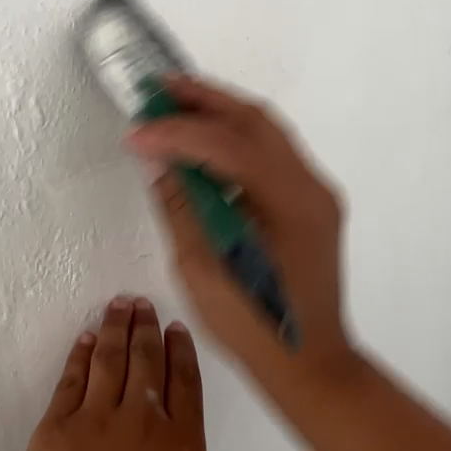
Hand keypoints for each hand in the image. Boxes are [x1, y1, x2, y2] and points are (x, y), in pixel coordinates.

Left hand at [4, 296, 221, 450]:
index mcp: (183, 448)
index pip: (186, 384)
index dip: (181, 352)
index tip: (175, 329)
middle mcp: (144, 422)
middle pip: (148, 360)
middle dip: (146, 327)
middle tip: (142, 305)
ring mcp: (98, 418)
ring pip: (111, 358)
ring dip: (116, 327)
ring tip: (118, 305)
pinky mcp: (57, 424)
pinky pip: (72, 378)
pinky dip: (81, 353)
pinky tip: (86, 338)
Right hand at [126, 76, 357, 382]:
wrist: (311, 363)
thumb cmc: (254, 327)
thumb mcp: (203, 269)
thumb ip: (182, 208)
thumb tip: (161, 164)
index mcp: (287, 203)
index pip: (227, 146)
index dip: (177, 133)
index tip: (135, 132)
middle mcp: (309, 187)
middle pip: (255, 120)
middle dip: (203, 98)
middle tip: (157, 87)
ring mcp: (315, 193)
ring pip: (267, 131)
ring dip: (220, 112)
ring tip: (176, 102)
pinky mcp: (310, 204)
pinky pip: (271, 154)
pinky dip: (235, 138)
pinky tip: (204, 142)